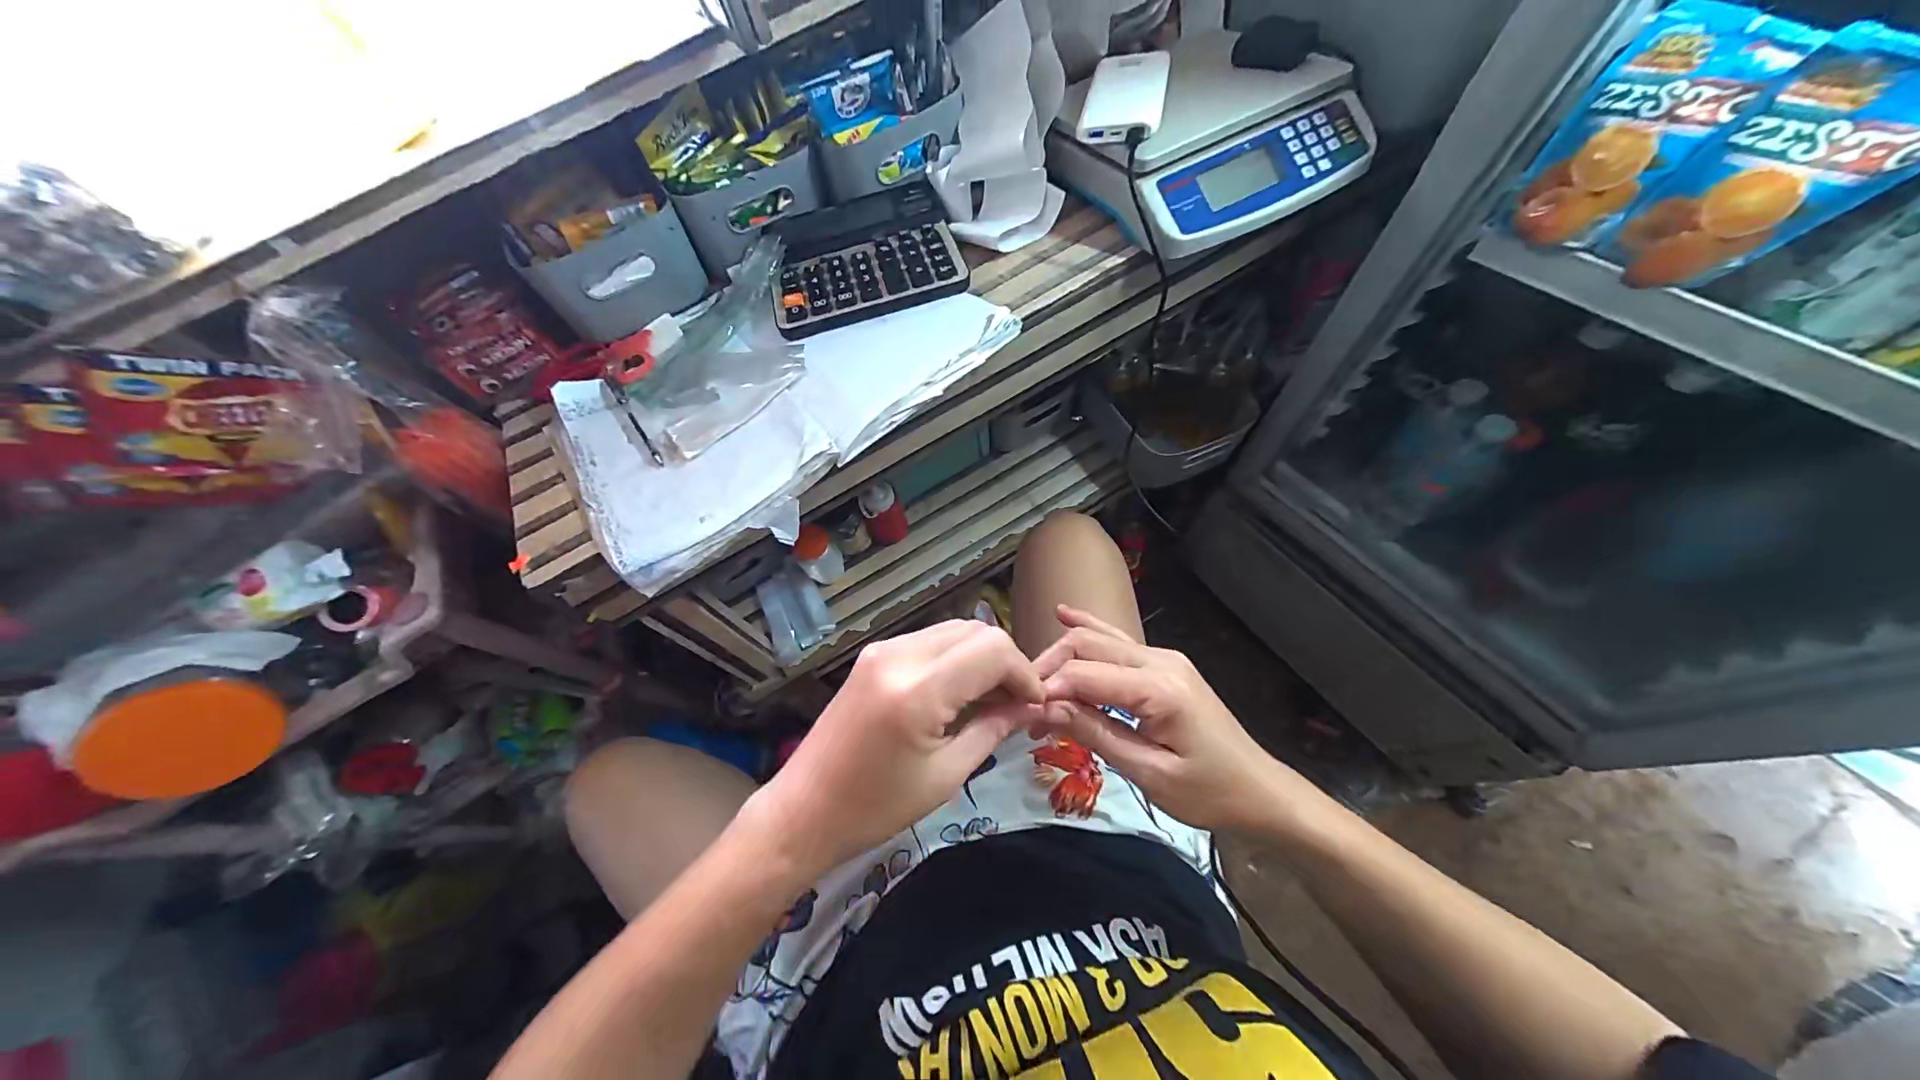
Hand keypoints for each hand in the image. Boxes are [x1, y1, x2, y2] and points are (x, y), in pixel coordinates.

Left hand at [746, 620, 1045, 874]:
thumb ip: (994, 729)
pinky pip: (930, 641)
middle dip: (1006, 661)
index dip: (1024, 672)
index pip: (993, 649)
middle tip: (1016, 703)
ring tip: (991, 699)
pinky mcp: (874, 655)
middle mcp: (899, 655)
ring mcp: (882, 650)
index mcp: (918, 689)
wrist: (804, 810)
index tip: (1034, 704)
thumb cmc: (875, 807)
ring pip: (954, 630)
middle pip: (977, 630)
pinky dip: (955, 657)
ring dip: (981, 656)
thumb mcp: (946, 775)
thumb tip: (1034, 706)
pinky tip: (959, 692)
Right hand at [1032, 605, 1324, 832]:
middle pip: (1087, 645)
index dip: (1048, 689)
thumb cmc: (1208, 793)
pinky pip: (1118, 641)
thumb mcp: (1149, 774)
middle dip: (1048, 667)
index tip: (1022, 714)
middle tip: (1022, 703)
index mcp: (1159, 690)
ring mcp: (1164, 659)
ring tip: (1032, 680)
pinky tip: (1062, 612)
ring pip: (1099, 639)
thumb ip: (1095, 733)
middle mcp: (1160, 661)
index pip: (1084, 673)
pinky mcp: (1164, 666)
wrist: (1259, 792)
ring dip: (1063, 656)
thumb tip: (1045, 707)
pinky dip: (1089, 628)